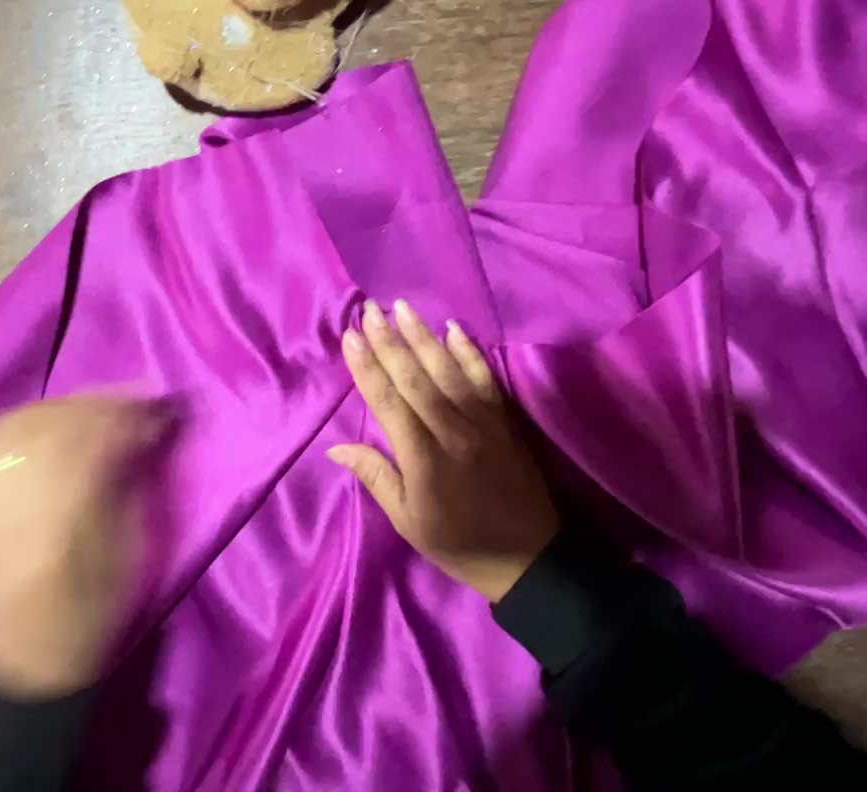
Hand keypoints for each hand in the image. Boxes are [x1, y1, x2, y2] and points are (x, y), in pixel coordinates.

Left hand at [0, 396, 163, 698]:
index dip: (130, 412)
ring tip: (88, 412)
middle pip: (55, 421)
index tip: (158, 406)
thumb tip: (144, 432)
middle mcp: (12, 500)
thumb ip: (133, 485)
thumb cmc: (88, 617)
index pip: (98, 437)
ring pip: (17, 423)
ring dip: (59, 409)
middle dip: (97, 404)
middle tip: (130, 400)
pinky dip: (15, 423)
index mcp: (63, 521)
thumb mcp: (130, 554)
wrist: (18, 666)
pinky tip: (38, 424)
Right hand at [328, 300, 560, 601]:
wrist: (529, 558)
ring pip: (447, 370)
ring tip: (402, 307)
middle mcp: (451, 431)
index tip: (350, 336)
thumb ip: (376, 476)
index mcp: (422, 458)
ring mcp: (481, 422)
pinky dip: (468, 351)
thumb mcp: (408, 520)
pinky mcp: (504, 420)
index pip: (388, 402)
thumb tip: (336, 447)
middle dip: (389, 341)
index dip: (367, 367)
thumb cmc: (458, 542)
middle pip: (415, 378)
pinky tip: (453, 329)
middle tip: (370, 309)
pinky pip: (484, 378)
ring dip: (423, 336)